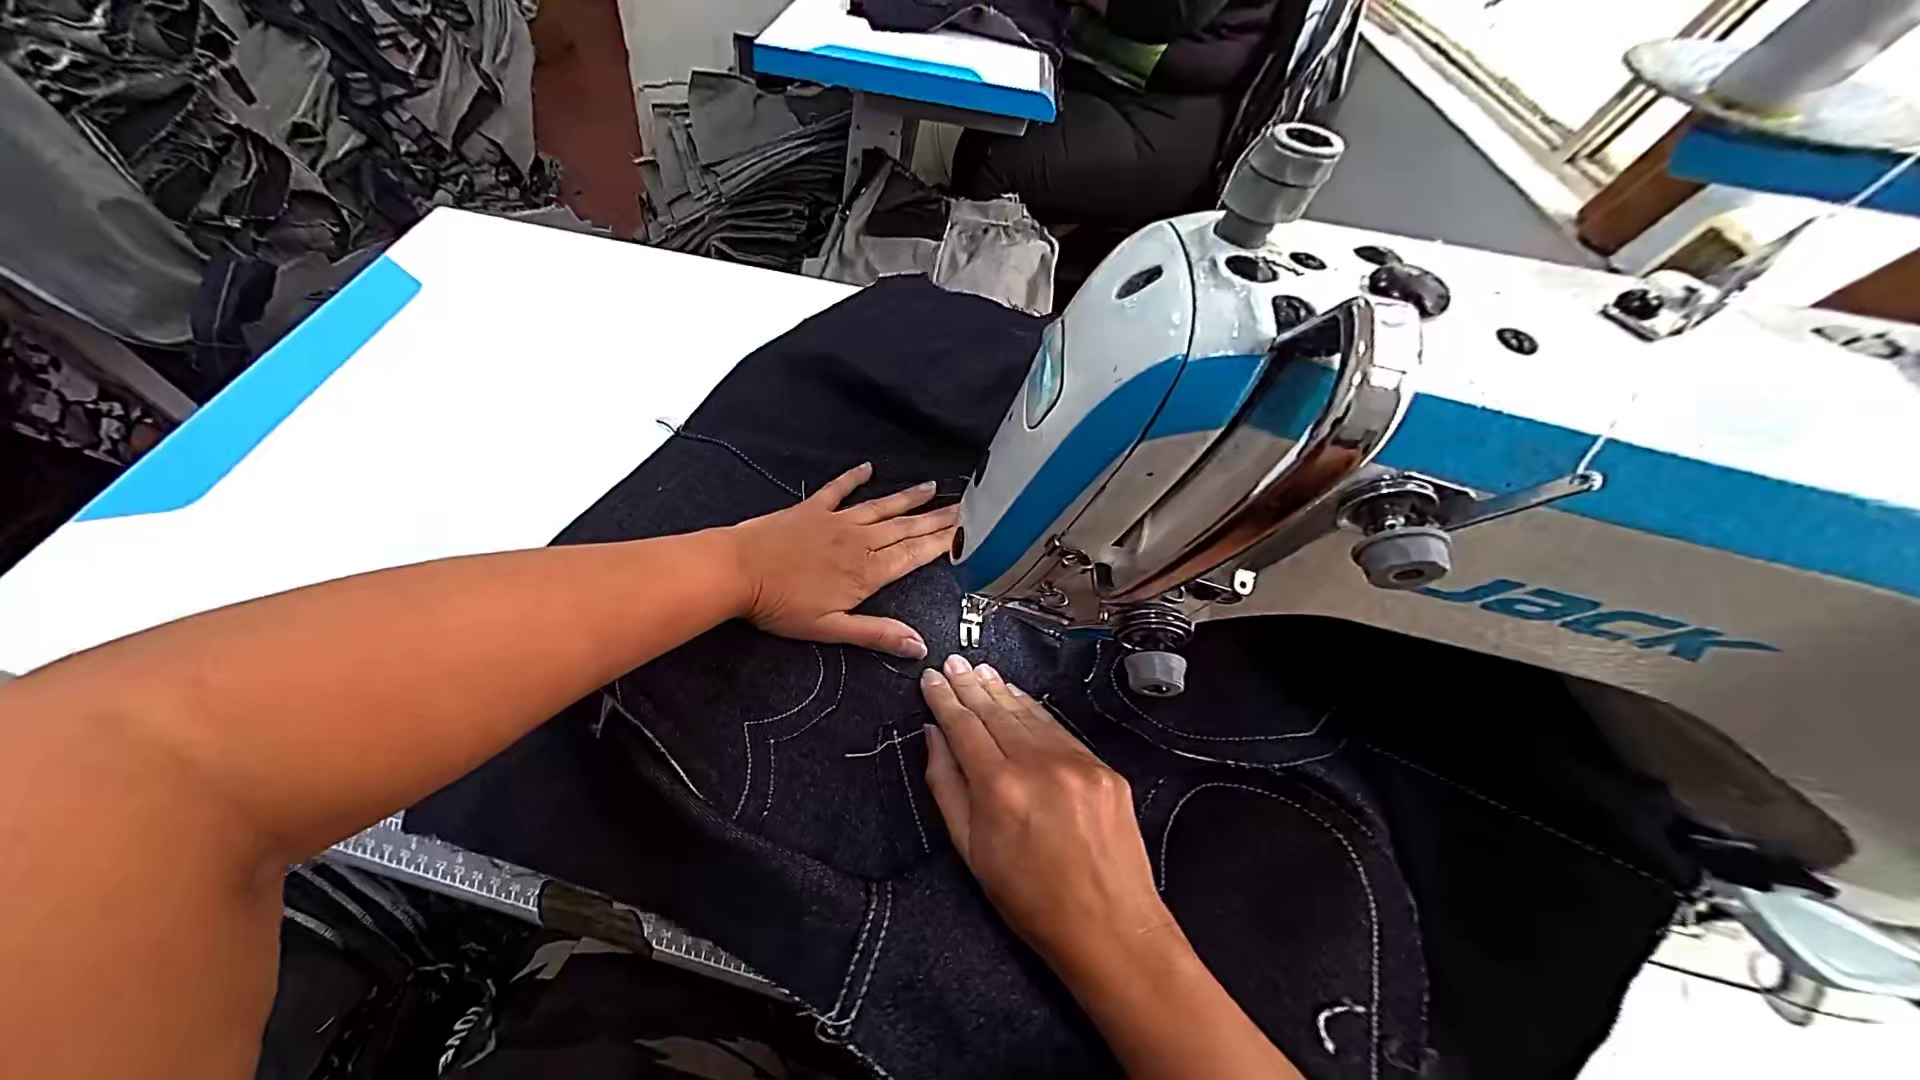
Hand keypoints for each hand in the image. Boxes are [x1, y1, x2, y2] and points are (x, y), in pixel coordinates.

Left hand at [726, 462, 956, 658]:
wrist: (736, 570)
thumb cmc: (780, 605)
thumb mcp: (830, 628)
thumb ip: (877, 634)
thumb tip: (918, 646)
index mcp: (867, 571)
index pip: (914, 554)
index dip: (942, 542)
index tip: (966, 531)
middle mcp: (859, 540)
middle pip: (906, 527)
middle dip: (938, 517)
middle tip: (964, 506)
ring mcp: (836, 521)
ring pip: (882, 507)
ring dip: (908, 498)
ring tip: (932, 488)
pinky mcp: (812, 509)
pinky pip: (839, 489)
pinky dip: (854, 478)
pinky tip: (868, 468)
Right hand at [919, 654, 1179, 969]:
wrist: (1108, 926)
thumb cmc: (1033, 900)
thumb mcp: (971, 851)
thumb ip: (947, 786)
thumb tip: (934, 738)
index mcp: (1000, 789)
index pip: (963, 726)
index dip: (944, 699)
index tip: (932, 681)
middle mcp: (1039, 766)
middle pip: (995, 711)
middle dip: (969, 684)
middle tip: (954, 664)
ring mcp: (1076, 763)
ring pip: (1028, 713)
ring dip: (1001, 690)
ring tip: (980, 672)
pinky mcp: (1102, 768)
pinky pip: (1059, 728)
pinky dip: (1034, 710)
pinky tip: (1019, 698)